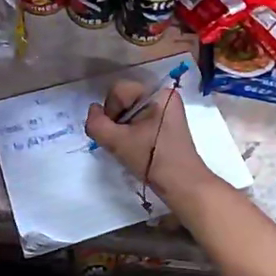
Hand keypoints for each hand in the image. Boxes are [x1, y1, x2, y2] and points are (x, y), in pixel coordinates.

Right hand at [85, 81, 218, 202]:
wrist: (183, 185)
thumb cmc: (153, 160)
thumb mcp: (118, 142)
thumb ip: (97, 124)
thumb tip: (93, 110)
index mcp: (158, 93)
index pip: (118, 90)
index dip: (111, 111)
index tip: (118, 133)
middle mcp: (164, 95)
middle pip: (124, 98)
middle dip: (117, 119)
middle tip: (123, 141)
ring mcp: (168, 109)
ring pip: (131, 110)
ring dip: (123, 127)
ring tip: (131, 146)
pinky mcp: (167, 122)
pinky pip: (141, 118)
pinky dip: (133, 131)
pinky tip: (137, 147)